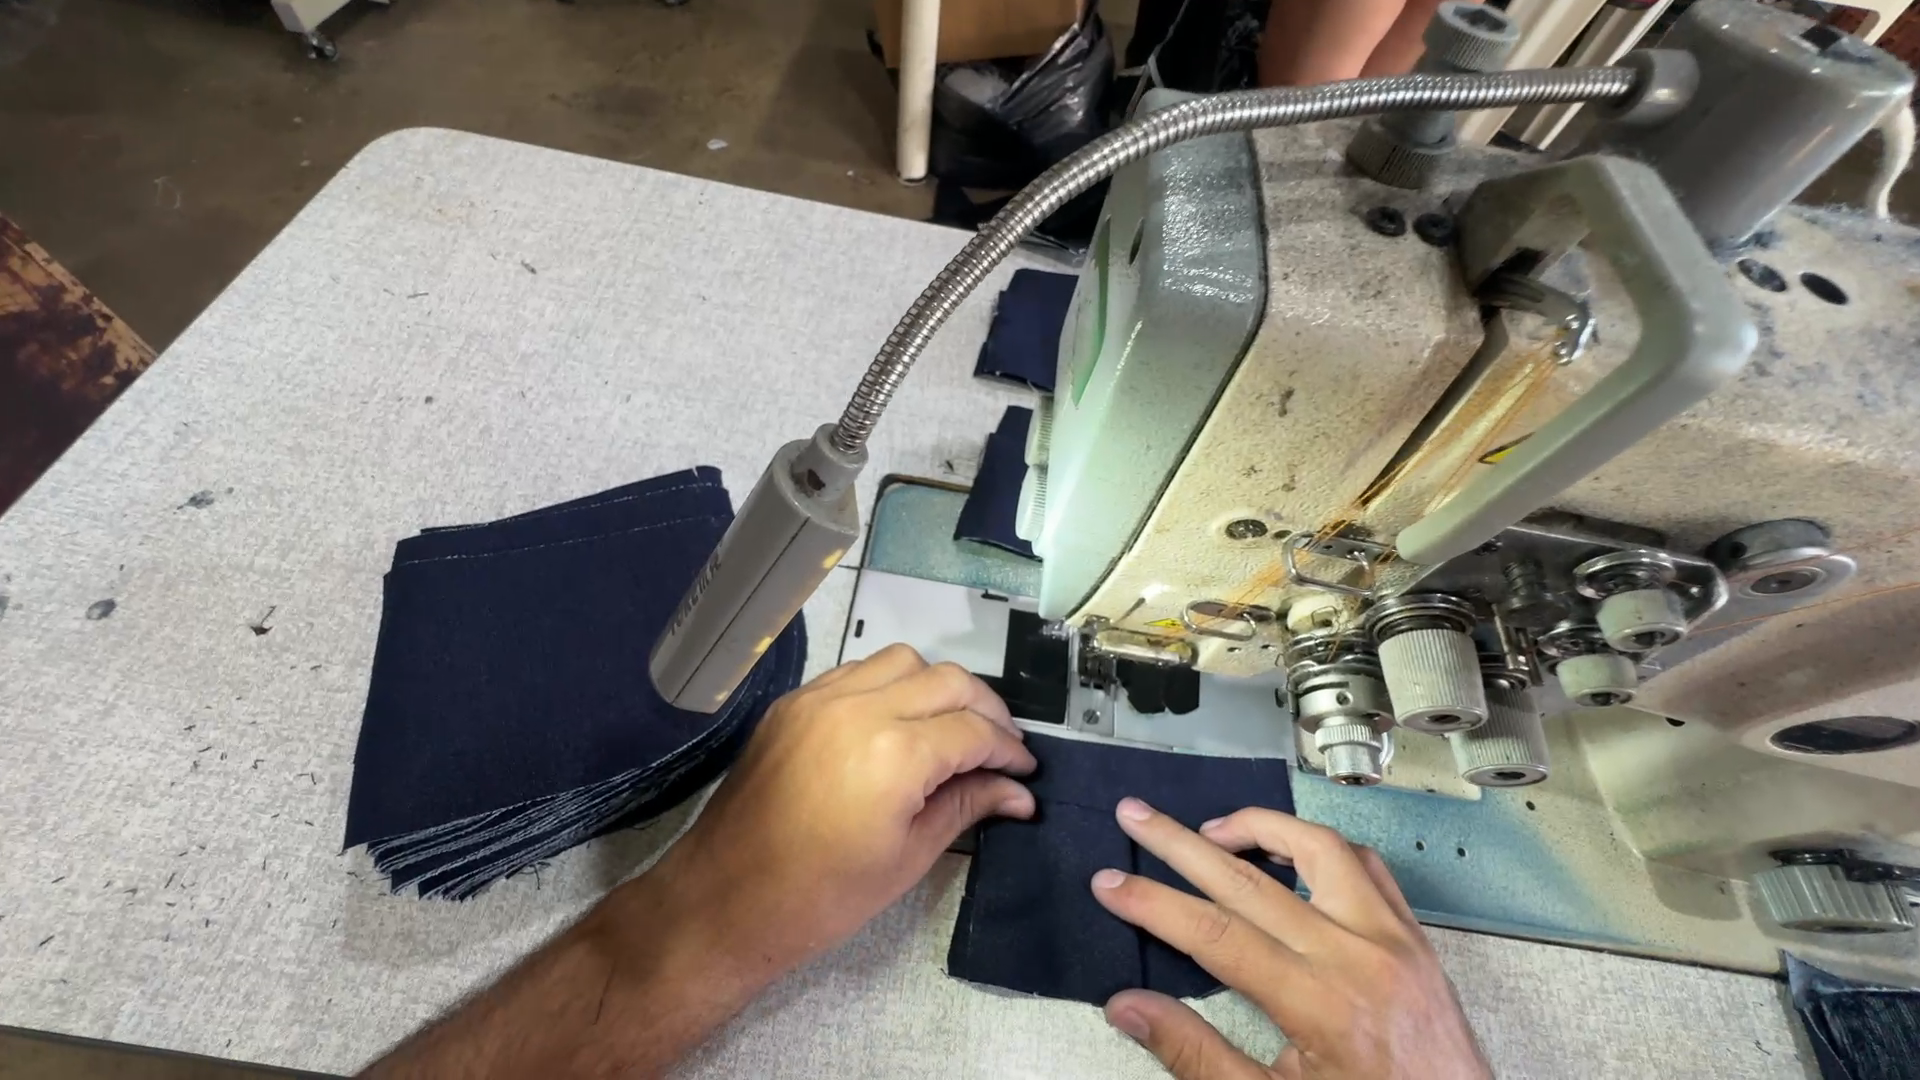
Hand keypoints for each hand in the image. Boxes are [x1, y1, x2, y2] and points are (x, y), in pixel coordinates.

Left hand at [643, 644, 1036, 987]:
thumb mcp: (908, 857)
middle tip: (1000, 744)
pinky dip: (891, 683)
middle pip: (948, 680)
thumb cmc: (822, 897)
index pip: (973, 731)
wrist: (724, 898)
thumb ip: (967, 806)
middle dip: (986, 708)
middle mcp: (859, 707)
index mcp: (893, 754)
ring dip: (938, 685)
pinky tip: (899, 718)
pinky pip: (858, 669)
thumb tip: (1019, 793)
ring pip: (903, 659)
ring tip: (952, 724)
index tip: (1024, 770)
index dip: (1008, 750)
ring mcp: (821, 697)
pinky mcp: (796, 699)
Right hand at [1090, 800, 1488, 1079]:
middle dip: (1179, 843)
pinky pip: (1365, 865)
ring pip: (1317, 847)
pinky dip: (1316, 847)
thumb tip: (1124, 1005)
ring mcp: (1394, 938)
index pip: (1215, 936)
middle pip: (1249, 877)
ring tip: (1209, 830)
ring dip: (1256, 828)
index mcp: (1323, 1007)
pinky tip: (1286, 854)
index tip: (1107, 882)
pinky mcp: (1415, 937)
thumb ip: (1195, 1056)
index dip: (1153, 904)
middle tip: (1134, 813)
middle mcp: (1359, 956)